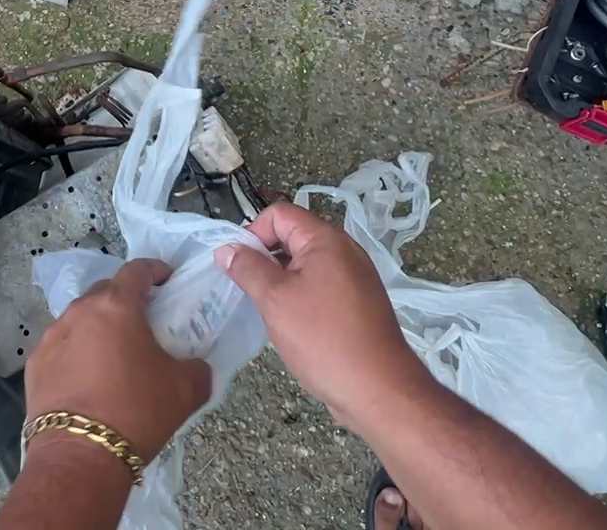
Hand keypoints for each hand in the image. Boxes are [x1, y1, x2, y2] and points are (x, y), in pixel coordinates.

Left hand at [24, 258, 211, 461]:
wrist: (79, 456)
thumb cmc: (136, 411)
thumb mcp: (184, 390)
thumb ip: (198, 369)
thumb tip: (198, 367)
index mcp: (117, 306)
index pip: (137, 270)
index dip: (155, 270)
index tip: (167, 279)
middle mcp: (81, 310)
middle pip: (106, 291)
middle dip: (125, 300)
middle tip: (143, 323)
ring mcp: (53, 334)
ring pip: (80, 318)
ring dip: (98, 327)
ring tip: (113, 355)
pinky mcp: (35, 362)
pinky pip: (61, 346)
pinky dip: (75, 352)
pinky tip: (86, 378)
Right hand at [216, 202, 427, 433]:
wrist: (380, 392)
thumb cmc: (323, 339)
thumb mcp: (274, 299)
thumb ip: (247, 268)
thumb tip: (226, 248)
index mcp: (326, 239)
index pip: (279, 214)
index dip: (254, 233)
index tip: (240, 265)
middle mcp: (344, 250)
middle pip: (293, 236)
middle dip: (266, 258)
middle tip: (251, 290)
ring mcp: (355, 277)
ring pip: (306, 263)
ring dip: (282, 279)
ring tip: (270, 310)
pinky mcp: (360, 302)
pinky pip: (321, 284)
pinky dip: (301, 295)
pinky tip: (294, 324)